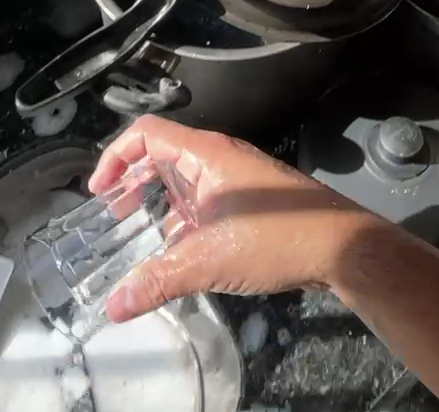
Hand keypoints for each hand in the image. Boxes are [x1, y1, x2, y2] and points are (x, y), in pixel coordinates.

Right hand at [88, 116, 388, 322]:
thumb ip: (159, 280)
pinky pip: (203, 198)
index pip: (147, 133)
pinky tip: (178, 251)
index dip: (116, 156)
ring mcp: (235, 176)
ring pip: (184, 180)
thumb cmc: (276, 235)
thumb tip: (114, 306)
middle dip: (132, 180)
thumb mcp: (210, 260)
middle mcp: (218, 156)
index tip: (98, 190)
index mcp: (205, 153)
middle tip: (111, 214)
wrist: (340, 245)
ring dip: (158, 202)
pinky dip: (183, 218)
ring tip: (137, 237)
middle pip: (162, 154)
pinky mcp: (248, 197)